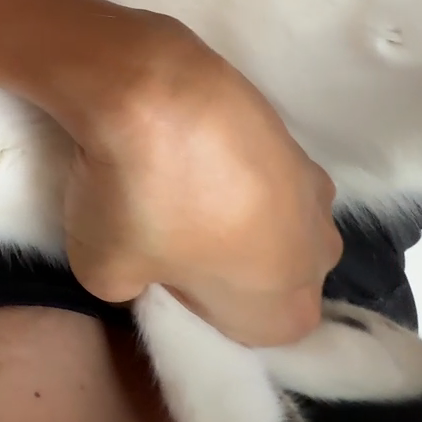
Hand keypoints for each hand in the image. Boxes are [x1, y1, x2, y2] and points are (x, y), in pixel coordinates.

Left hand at [59, 29, 342, 345]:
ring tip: (153, 177)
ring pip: (257, 215)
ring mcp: (308, 184)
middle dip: (206, 256)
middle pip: (256, 272)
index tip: (145, 271)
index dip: (186, 304)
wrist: (155, 90)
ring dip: (213, 203)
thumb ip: (128, 291)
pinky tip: (167, 141)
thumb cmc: (138, 200)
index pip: (239, 330)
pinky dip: (214, 159)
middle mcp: (319, 253)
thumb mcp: (102, 274)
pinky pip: (247, 164)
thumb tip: (137, 273)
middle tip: (147, 226)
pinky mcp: (285, 130)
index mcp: (287, 309)